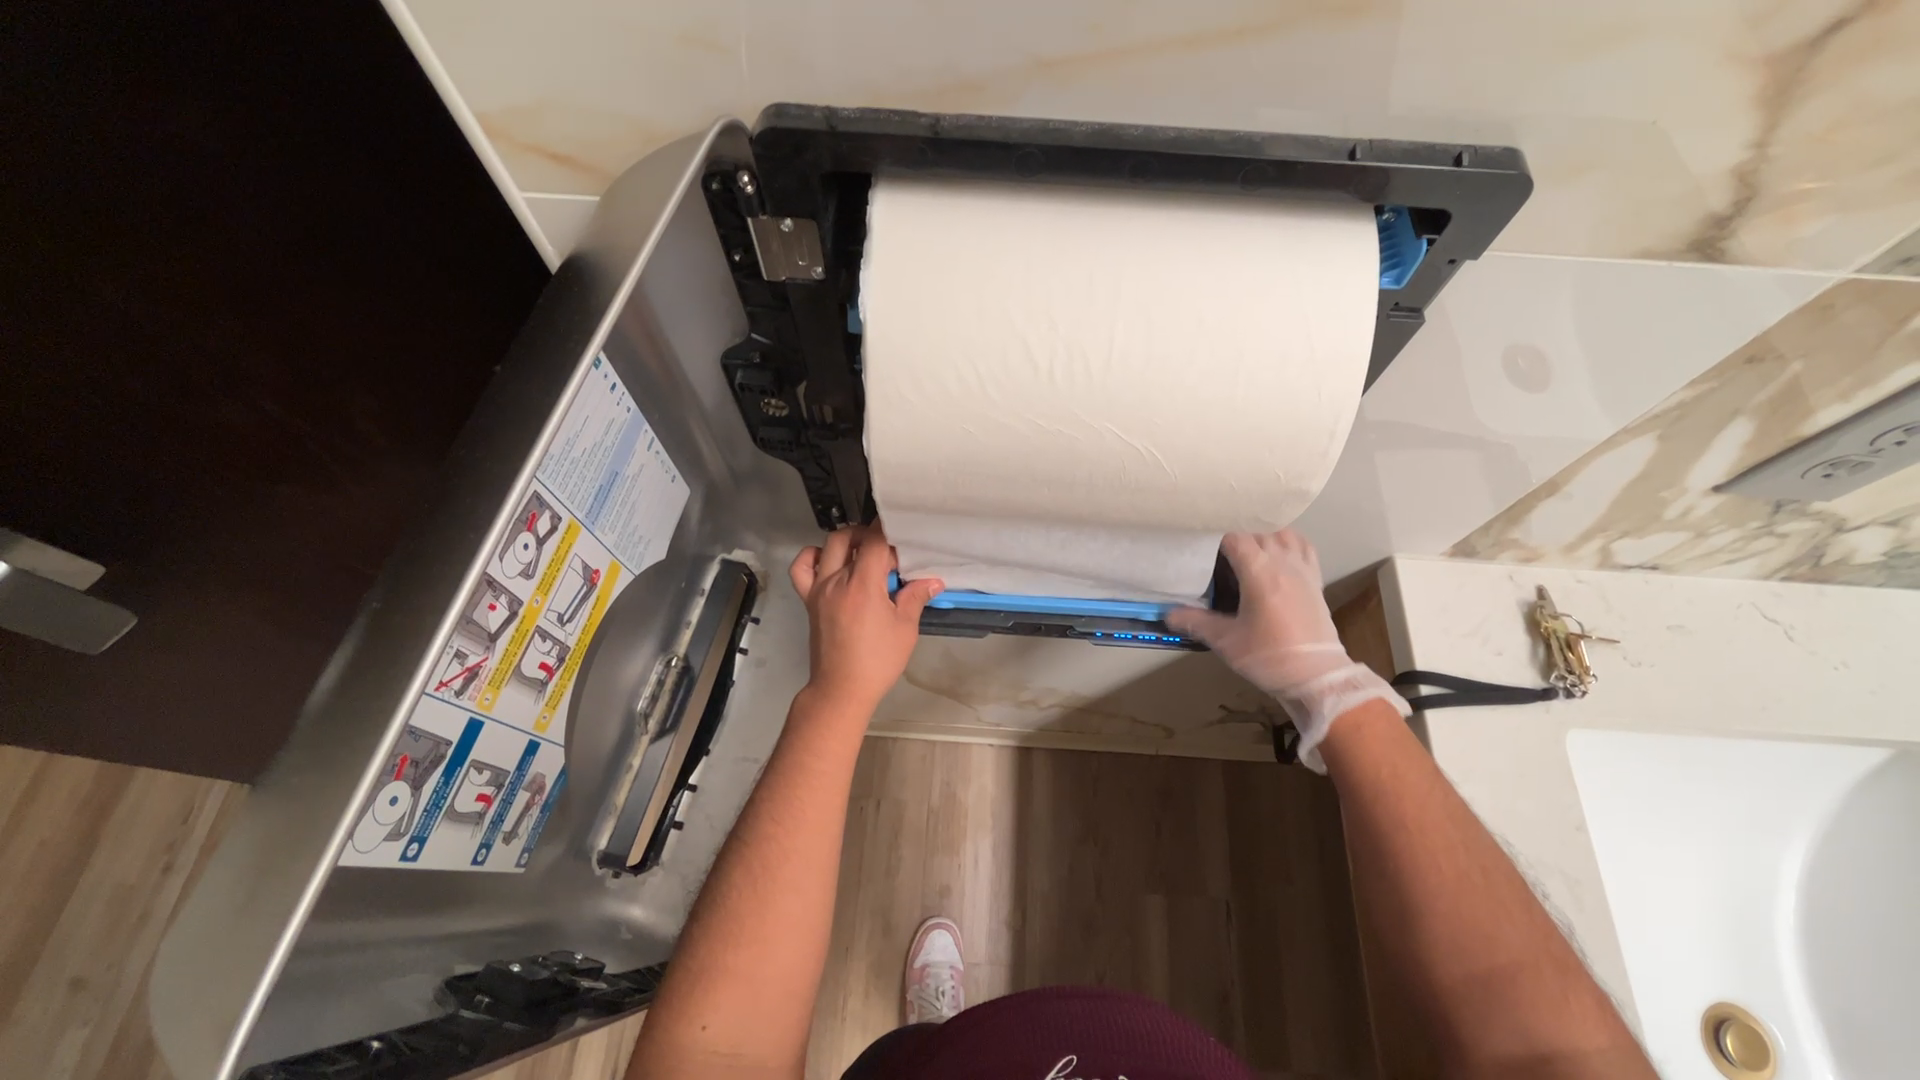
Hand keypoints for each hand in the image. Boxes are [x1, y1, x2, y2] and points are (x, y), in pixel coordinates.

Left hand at [788, 524, 942, 713]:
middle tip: (888, 554)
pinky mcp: (809, 600)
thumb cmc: (878, 661)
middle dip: (870, 537)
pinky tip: (828, 563)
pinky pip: (801, 568)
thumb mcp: (905, 629)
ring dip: (846, 542)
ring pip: (827, 547)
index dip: (889, 532)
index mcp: (862, 584)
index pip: (874, 541)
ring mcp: (818, 589)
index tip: (903, 538)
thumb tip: (934, 581)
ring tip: (863, 555)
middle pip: (849, 538)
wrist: (841, 689)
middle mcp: (836, 580)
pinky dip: (813, 557)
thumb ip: (915, 597)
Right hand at [1165, 530, 1406, 770]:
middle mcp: (1283, 561)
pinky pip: (1303, 547)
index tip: (1199, 550)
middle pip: (1256, 532)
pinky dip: (1289, 543)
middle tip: (1215, 555)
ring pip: (1282, 534)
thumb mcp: (1226, 641)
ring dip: (1263, 536)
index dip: (1214, 539)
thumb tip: (1168, 615)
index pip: (1233, 537)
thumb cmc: (1269, 656)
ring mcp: (1303, 569)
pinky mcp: (1316, 580)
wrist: (1317, 677)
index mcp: (1259, 570)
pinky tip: (1277, 556)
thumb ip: (1196, 622)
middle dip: (1235, 537)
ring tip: (1247, 553)